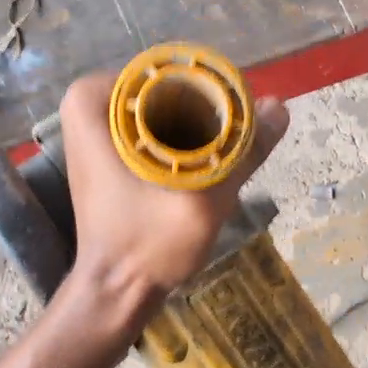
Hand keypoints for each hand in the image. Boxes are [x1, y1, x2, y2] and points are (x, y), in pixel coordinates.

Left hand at [56, 71, 287, 331]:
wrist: (114, 293)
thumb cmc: (148, 246)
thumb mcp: (205, 198)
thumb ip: (244, 151)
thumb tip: (282, 107)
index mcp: (92, 102)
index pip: (166, 74)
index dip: (209, 94)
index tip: (236, 122)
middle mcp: (86, 108)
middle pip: (166, 92)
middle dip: (205, 113)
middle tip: (236, 141)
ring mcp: (94, 132)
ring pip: (163, 112)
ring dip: (197, 130)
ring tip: (226, 155)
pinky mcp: (108, 155)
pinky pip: (153, 132)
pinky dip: (181, 144)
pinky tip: (207, 165)